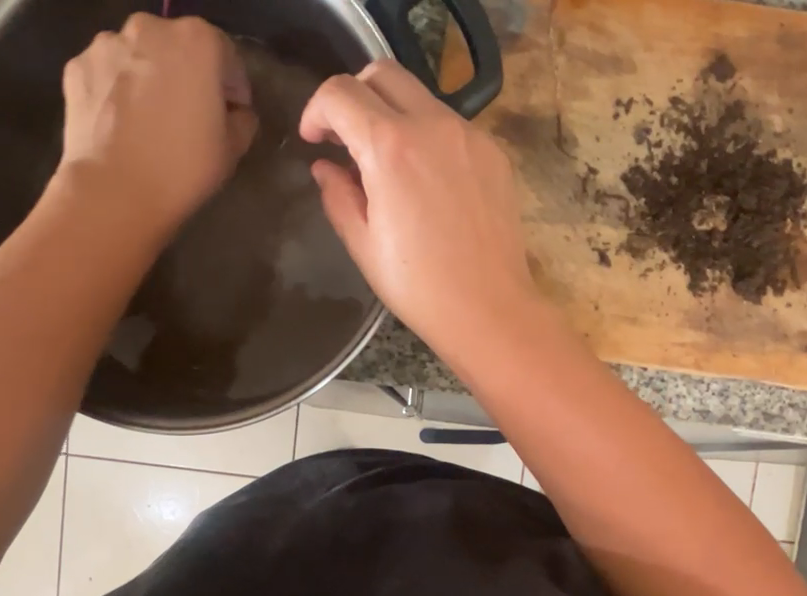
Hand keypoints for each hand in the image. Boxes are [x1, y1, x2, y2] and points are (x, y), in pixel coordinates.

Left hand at [54, 15, 257, 241]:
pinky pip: (108, 75)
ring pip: (139, 58)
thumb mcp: (232, 149)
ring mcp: (107, 44)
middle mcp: (150, 29)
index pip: (227, 57)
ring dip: (150, 80)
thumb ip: (242, 121)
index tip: (233, 116)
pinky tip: (123, 125)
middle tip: (190, 117)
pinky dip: (117, 91)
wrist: (115, 191)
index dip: (233, 89)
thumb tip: (235, 114)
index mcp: (198, 41)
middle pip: (179, 49)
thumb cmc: (183, 167)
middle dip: (188, 77)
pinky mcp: (77, 66)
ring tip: (151, 122)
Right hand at [298, 61, 544, 354]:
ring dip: (392, 114)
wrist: (489, 310)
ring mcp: (468, 136)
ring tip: (387, 164)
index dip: (316, 111)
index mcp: (390, 148)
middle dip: (354, 96)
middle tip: (346, 139)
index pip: (339, 94)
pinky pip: (451, 126)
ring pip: (420, 97)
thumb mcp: (364, 246)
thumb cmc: (419, 288)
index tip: (313, 140)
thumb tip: (325, 167)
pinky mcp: (493, 153)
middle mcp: (432, 126)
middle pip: (382, 74)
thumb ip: (338, 196)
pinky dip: (428, 137)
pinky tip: (426, 181)